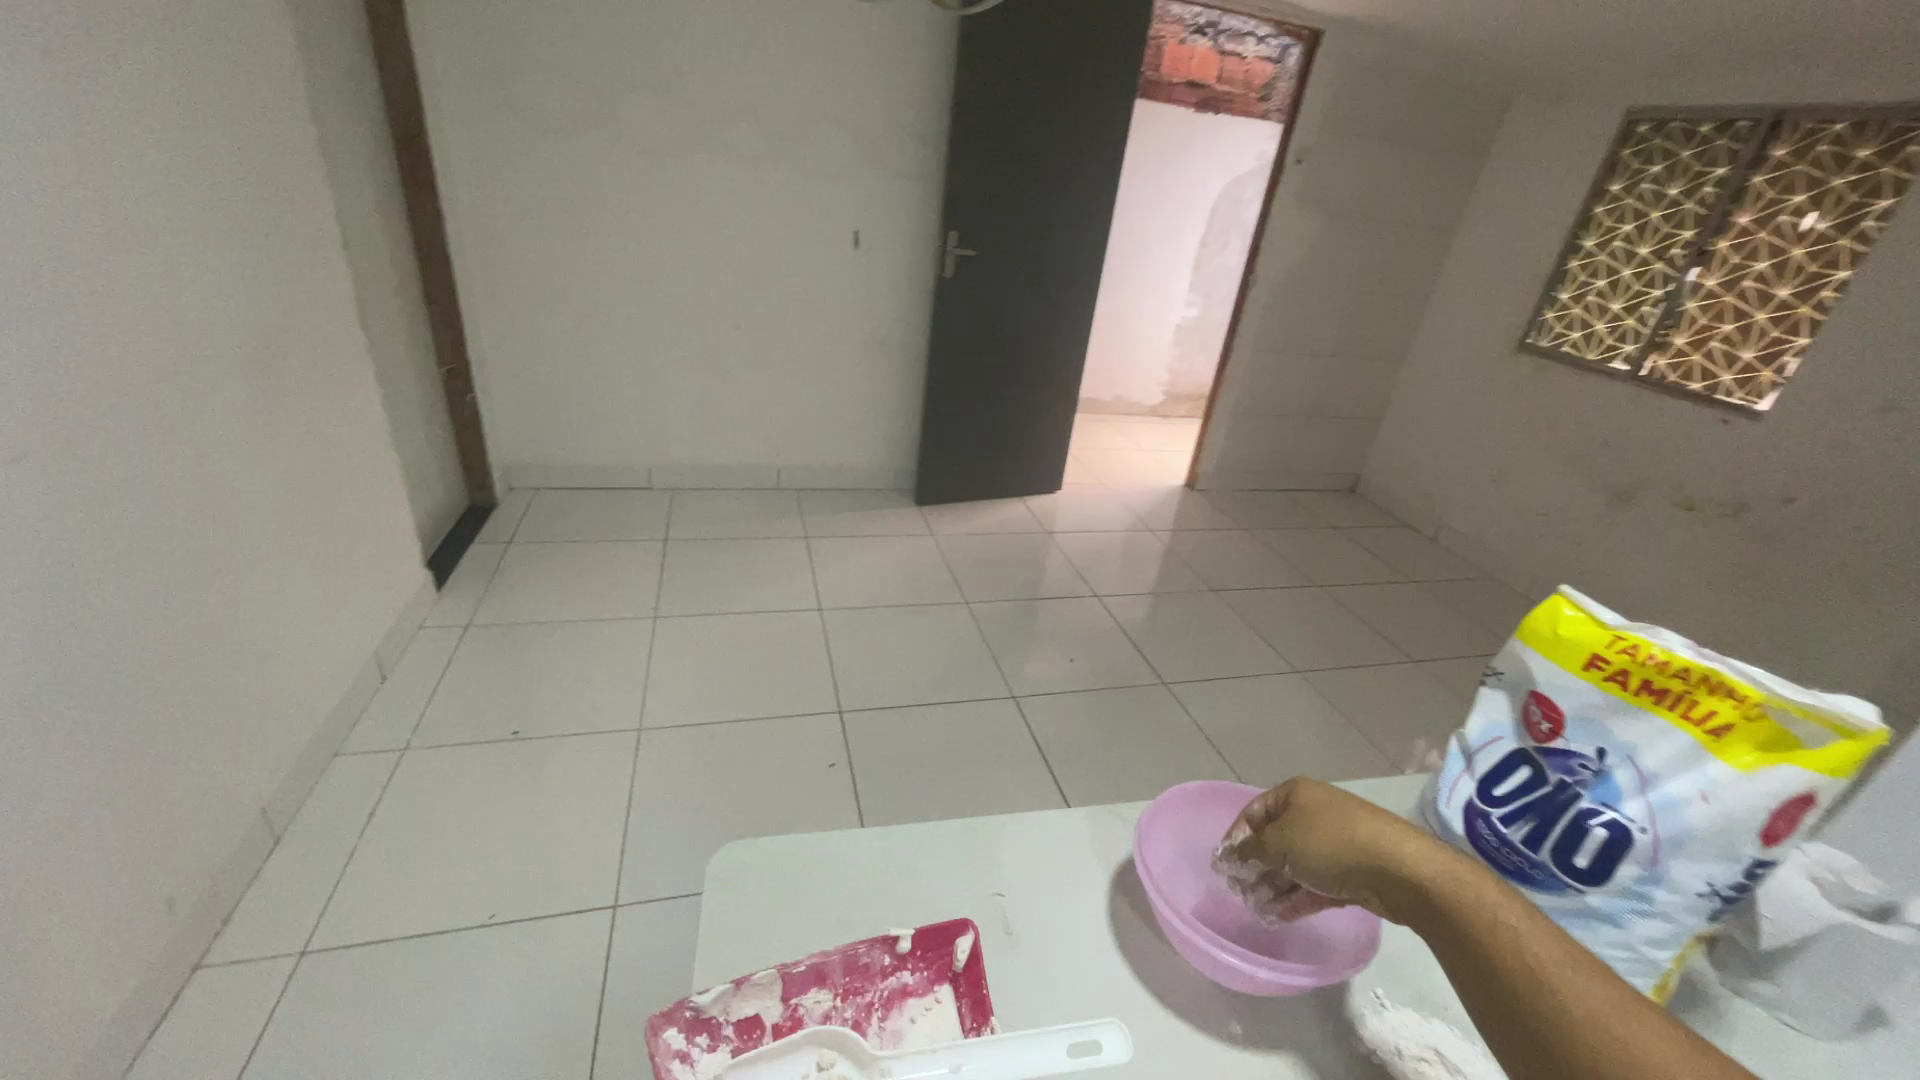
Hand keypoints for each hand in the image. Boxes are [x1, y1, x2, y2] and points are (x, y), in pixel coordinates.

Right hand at [1221, 776, 1453, 923]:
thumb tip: (1230, 856)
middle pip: (1273, 841)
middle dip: (1255, 867)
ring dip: (1273, 887)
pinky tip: (1277, 916)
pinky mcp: (1350, 873)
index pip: (1253, 813)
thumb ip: (1250, 850)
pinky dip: (1295, 898)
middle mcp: (1313, 814)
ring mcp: (1334, 844)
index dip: (1235, 838)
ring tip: (1257, 910)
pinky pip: (1314, 884)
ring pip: (1294, 866)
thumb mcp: (1280, 843)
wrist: (1401, 870)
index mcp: (1294, 794)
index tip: (1223, 867)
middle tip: (1240, 892)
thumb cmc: (1331, 844)